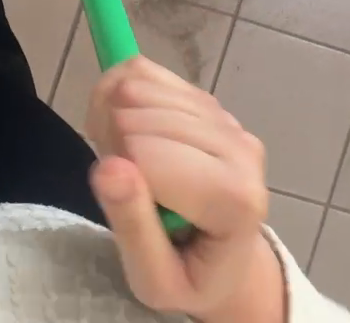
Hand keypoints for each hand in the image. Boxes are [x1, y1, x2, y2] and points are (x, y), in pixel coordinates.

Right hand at [86, 57, 283, 322]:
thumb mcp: (155, 278)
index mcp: (234, 200)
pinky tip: (122, 123)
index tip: (117, 201)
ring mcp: (225, 117)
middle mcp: (239, 148)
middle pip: (139, 112)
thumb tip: (110, 168)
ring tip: (121, 155)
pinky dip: (116, 90)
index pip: (146, 154)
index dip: (116, 173)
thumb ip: (133, 227)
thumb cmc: (188, 273)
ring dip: (111, 114)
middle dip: (111, 141)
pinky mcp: (206, 98)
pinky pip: (143, 70)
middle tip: (118, 180)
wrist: (223, 257)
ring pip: (138, 86)